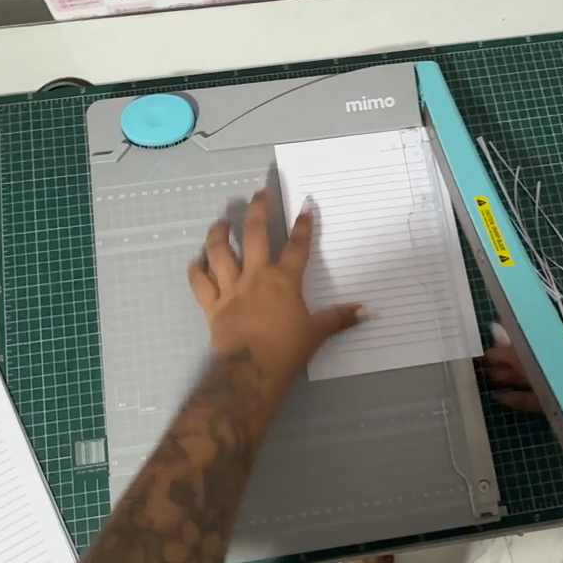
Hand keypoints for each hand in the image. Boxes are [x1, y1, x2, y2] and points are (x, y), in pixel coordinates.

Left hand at [188, 190, 363, 384]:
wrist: (251, 370)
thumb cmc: (286, 350)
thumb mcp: (317, 333)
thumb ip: (339, 318)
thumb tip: (366, 310)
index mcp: (284, 280)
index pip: (297, 246)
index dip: (303, 225)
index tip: (305, 205)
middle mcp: (256, 276)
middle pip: (254, 235)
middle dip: (257, 210)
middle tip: (258, 192)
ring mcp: (231, 288)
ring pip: (219, 252)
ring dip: (219, 233)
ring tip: (221, 221)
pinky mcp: (212, 304)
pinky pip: (200, 282)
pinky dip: (196, 270)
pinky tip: (196, 260)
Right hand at [482, 333, 562, 437]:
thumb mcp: (554, 370)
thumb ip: (526, 355)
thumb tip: (498, 334)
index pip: (543, 337)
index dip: (518, 337)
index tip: (495, 340)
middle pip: (537, 357)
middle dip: (511, 359)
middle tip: (486, 361)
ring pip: (537, 378)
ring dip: (513, 377)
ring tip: (488, 377)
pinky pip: (541, 397)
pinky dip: (522, 397)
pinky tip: (501, 398)